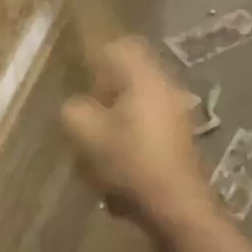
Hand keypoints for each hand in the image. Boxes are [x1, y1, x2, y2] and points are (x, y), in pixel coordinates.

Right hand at [60, 37, 210, 227]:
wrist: (174, 205)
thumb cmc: (128, 162)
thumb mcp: (84, 133)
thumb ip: (73, 110)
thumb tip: (76, 107)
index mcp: (144, 79)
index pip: (121, 46)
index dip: (96, 56)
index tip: (79, 77)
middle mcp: (166, 90)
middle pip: (129, 78)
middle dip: (103, 95)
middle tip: (84, 115)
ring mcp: (177, 116)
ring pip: (137, 106)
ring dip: (114, 121)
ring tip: (96, 145)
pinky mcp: (179, 142)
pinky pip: (146, 129)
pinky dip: (128, 140)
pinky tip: (115, 165)